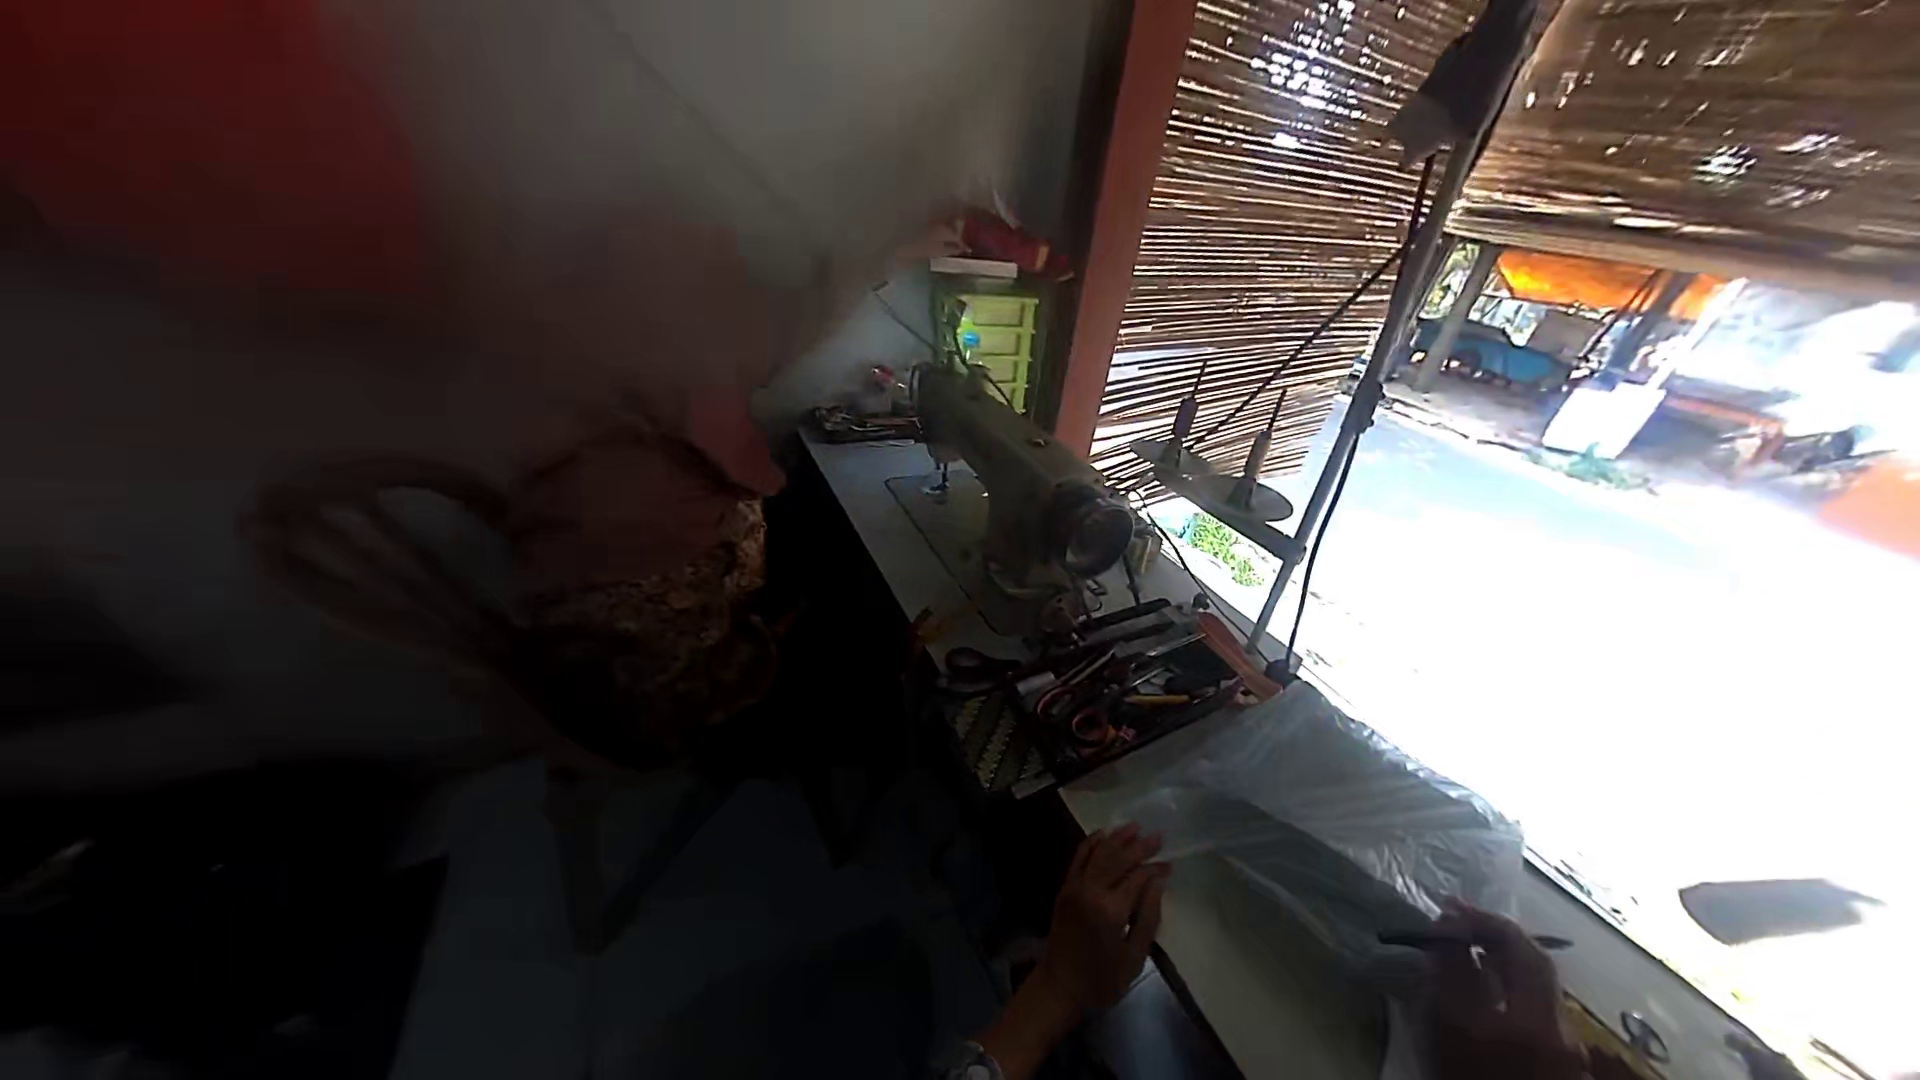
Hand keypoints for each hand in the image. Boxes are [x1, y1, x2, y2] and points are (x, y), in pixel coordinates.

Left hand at [974, 824, 1170, 1079]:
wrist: (1063, 983)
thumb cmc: (1104, 977)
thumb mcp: (1135, 956)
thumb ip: (1148, 917)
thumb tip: (1157, 883)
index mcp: (1112, 910)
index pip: (1138, 878)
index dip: (1155, 869)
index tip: (1169, 864)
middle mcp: (1091, 890)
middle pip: (1118, 858)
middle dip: (1139, 846)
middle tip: (1157, 836)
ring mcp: (1075, 885)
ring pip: (1098, 852)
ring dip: (1116, 837)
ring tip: (1134, 826)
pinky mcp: (1066, 885)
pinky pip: (1079, 857)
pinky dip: (1091, 842)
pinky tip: (1104, 833)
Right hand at [1430, 901, 1584, 1079]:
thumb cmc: (1469, 1077)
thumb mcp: (1449, 1025)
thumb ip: (1451, 970)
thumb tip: (1448, 925)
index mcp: (1539, 1021)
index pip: (1522, 948)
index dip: (1485, 920)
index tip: (1448, 909)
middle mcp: (1564, 1030)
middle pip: (1536, 963)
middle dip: (1495, 933)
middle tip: (1455, 916)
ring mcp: (1567, 1047)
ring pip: (1536, 982)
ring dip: (1500, 954)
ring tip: (1462, 941)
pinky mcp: (1560, 1058)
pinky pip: (1534, 1002)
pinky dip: (1506, 978)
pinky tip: (1480, 977)